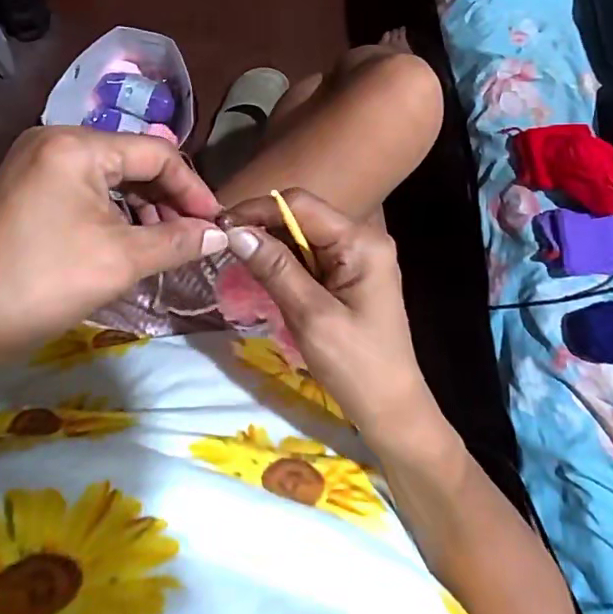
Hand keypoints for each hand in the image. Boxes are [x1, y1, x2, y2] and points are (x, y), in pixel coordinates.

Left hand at [0, 126, 226, 377]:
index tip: (218, 227)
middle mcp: (54, 141)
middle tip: (194, 241)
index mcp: (76, 144)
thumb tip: (221, 234)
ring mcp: (34, 167)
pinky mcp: (23, 194)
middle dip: (168, 201)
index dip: (194, 189)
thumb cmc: (35, 285)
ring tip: (164, 249)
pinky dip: (111, 218)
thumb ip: (176, 241)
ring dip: (141, 211)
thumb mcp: (117, 262)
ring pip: (108, 180)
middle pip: (132, 162)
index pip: (158, 153)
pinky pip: (82, 195)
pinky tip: (126, 248)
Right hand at [219, 189, 436, 433]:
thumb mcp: (311, 316)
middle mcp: (361, 239)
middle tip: (224, 245)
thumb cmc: (356, 365)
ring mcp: (356, 257)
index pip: (300, 205)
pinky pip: (308, 256)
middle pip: (301, 216)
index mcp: (360, 242)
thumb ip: (275, 269)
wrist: (391, 409)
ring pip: (301, 236)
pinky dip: (283, 263)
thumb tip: (236, 232)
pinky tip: (262, 275)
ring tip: (236, 259)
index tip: (221, 226)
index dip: (258, 210)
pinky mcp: (348, 275)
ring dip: (270, 246)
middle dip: (262, 227)